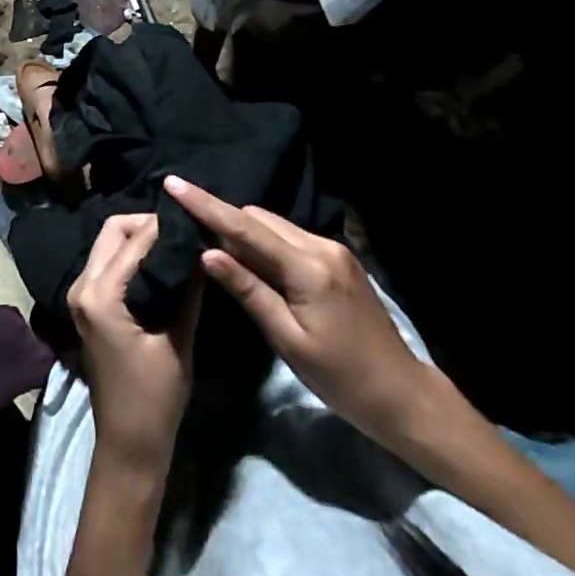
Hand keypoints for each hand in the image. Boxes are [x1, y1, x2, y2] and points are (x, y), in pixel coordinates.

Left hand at [67, 213, 203, 466]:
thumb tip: (203, 248)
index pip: (136, 238)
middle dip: (148, 223)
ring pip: (107, 243)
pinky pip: (107, 262)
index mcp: (101, 294)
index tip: (196, 219)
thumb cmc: (154, 395)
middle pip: (113, 230)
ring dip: (139, 236)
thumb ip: (187, 289)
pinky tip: (161, 262)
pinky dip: (131, 254)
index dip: (167, 225)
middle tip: (185, 231)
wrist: (128, 441)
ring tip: (177, 243)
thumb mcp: (177, 339)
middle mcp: (83, 286)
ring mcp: (80, 295)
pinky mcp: (87, 305)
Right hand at [166, 175, 445, 446]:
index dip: (206, 205)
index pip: (246, 227)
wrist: (399, 391)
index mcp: (308, 267)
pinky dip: (265, 242)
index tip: (174, 184)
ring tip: (210, 243)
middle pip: (260, 218)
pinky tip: (249, 260)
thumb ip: (248, 291)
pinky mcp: (338, 258)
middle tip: (186, 229)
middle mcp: (321, 246)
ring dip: (243, 231)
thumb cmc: (340, 377)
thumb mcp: (288, 339)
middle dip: (222, 218)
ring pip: (275, 225)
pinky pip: (290, 238)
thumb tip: (207, 253)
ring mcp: (333, 250)